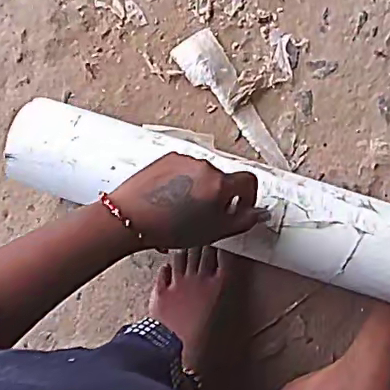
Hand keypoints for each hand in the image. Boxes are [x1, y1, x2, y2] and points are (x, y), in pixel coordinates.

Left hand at [107, 154, 264, 248]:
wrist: (129, 217)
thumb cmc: (167, 228)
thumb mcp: (212, 232)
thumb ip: (242, 221)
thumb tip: (260, 213)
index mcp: (220, 184)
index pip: (249, 182)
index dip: (249, 197)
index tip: (241, 207)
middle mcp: (205, 166)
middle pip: (224, 179)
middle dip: (221, 196)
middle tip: (207, 216)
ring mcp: (185, 159)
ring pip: (203, 174)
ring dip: (201, 189)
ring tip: (183, 210)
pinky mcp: (168, 157)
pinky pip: (184, 168)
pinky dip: (184, 181)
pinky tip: (171, 200)